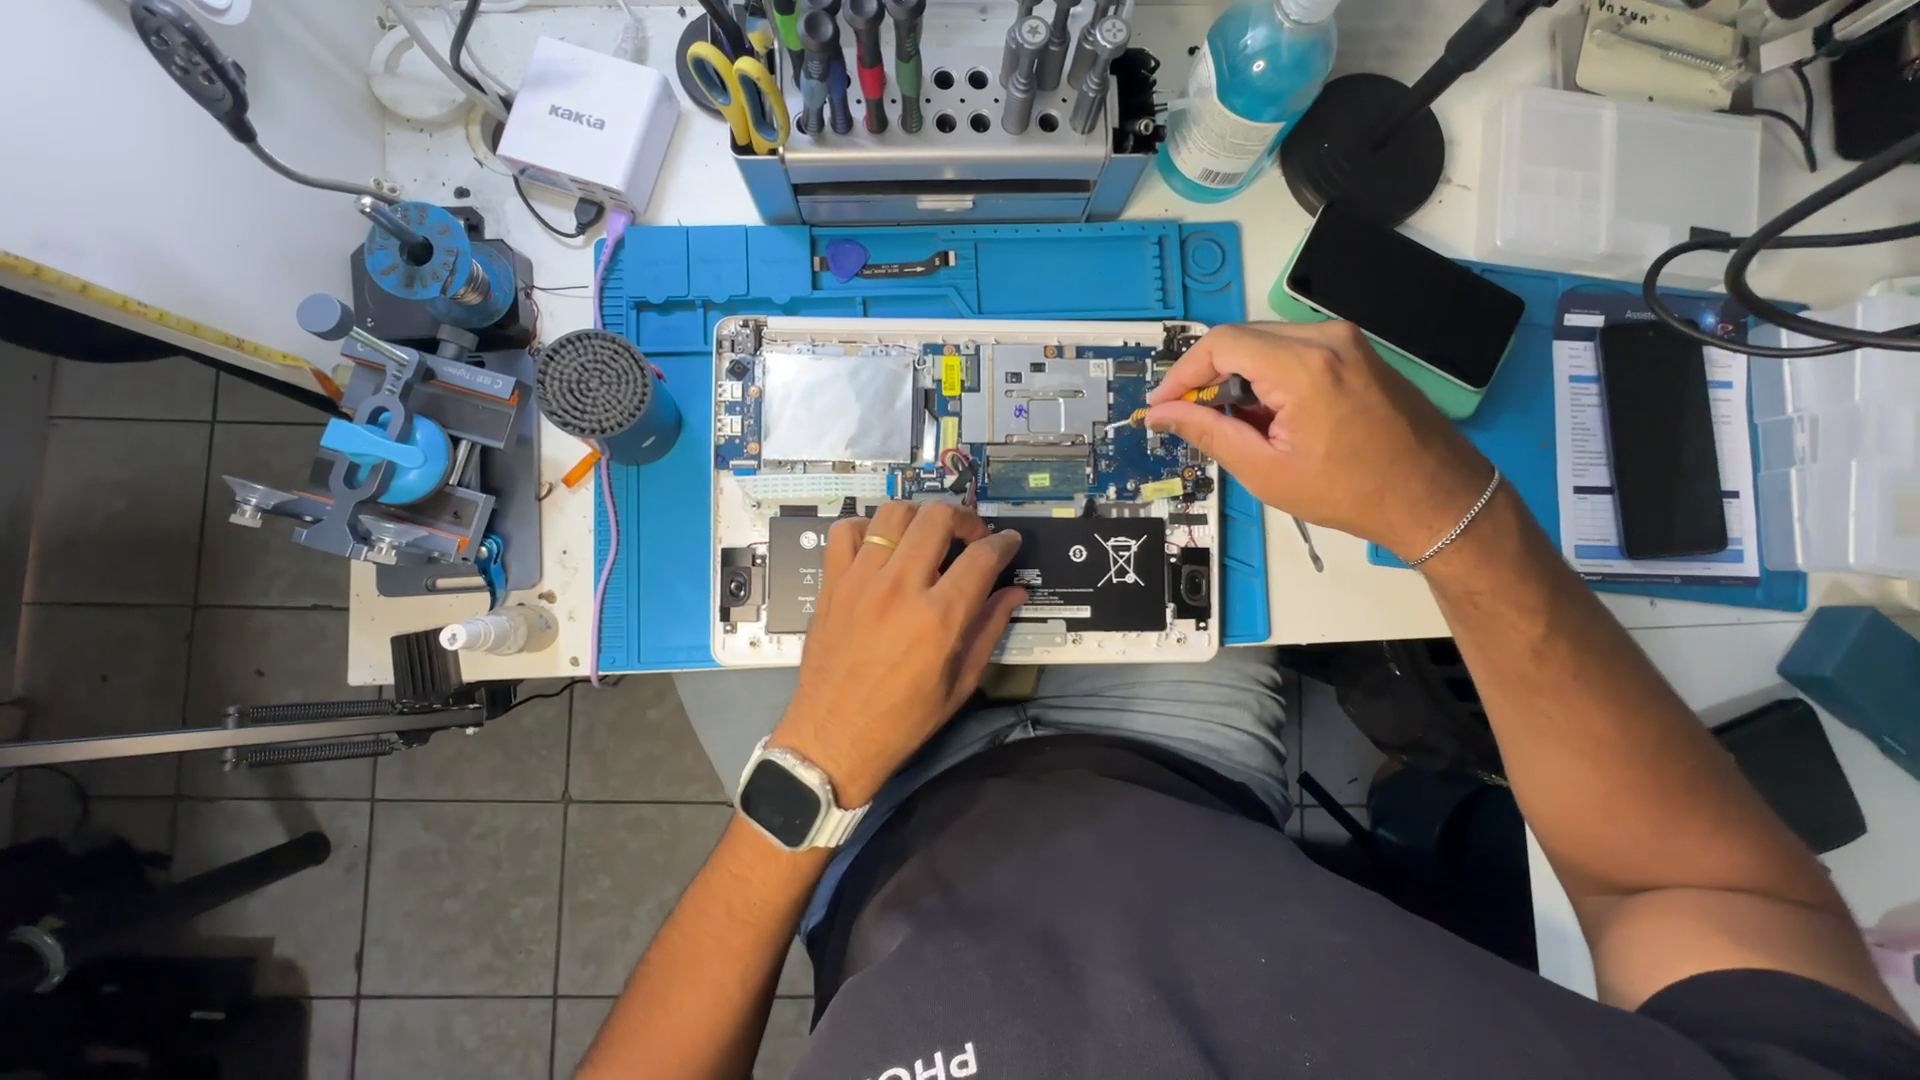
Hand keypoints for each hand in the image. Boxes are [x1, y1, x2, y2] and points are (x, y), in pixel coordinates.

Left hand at [770, 502, 1026, 805]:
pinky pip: (845, 531)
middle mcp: (899, 588)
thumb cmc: (903, 720)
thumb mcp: (960, 682)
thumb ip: (989, 629)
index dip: (1004, 543)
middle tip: (971, 537)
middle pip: (938, 518)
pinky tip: (880, 547)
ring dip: (919, 518)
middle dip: (965, 519)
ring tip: (928, 537)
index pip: (982, 556)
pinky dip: (867, 528)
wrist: (835, 738)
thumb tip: (1014, 593)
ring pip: (893, 514)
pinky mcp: (832, 584)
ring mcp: (860, 581)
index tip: (1009, 542)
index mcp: (938, 618)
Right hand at [1146, 322, 1493, 560]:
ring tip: (1232, 423)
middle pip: (1242, 338)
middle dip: (1207, 376)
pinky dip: (1268, 375)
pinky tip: (1267, 415)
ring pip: (1266, 342)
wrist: (1434, 495)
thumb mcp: (1265, 469)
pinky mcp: (1357, 350)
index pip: (1221, 344)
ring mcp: (1347, 340)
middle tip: (1188, 417)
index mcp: (1303, 365)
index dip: (1182, 373)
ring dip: (1238, 377)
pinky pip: (1294, 349)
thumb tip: (1159, 414)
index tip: (1161, 406)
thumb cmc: (1349, 492)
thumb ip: (1207, 432)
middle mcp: (1326, 338)